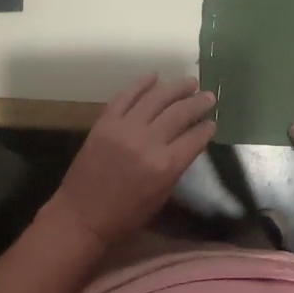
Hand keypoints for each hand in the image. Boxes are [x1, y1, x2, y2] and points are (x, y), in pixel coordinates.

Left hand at [48, 74, 215, 247]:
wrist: (81, 216)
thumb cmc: (125, 215)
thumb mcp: (161, 195)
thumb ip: (176, 166)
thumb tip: (188, 142)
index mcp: (165, 166)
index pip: (195, 138)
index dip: (207, 129)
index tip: (212, 122)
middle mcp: (148, 142)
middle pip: (179, 113)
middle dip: (198, 103)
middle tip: (208, 96)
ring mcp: (124, 129)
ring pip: (156, 98)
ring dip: (175, 88)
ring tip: (190, 82)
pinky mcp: (105, 123)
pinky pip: (125, 96)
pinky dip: (141, 83)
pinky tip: (154, 77)